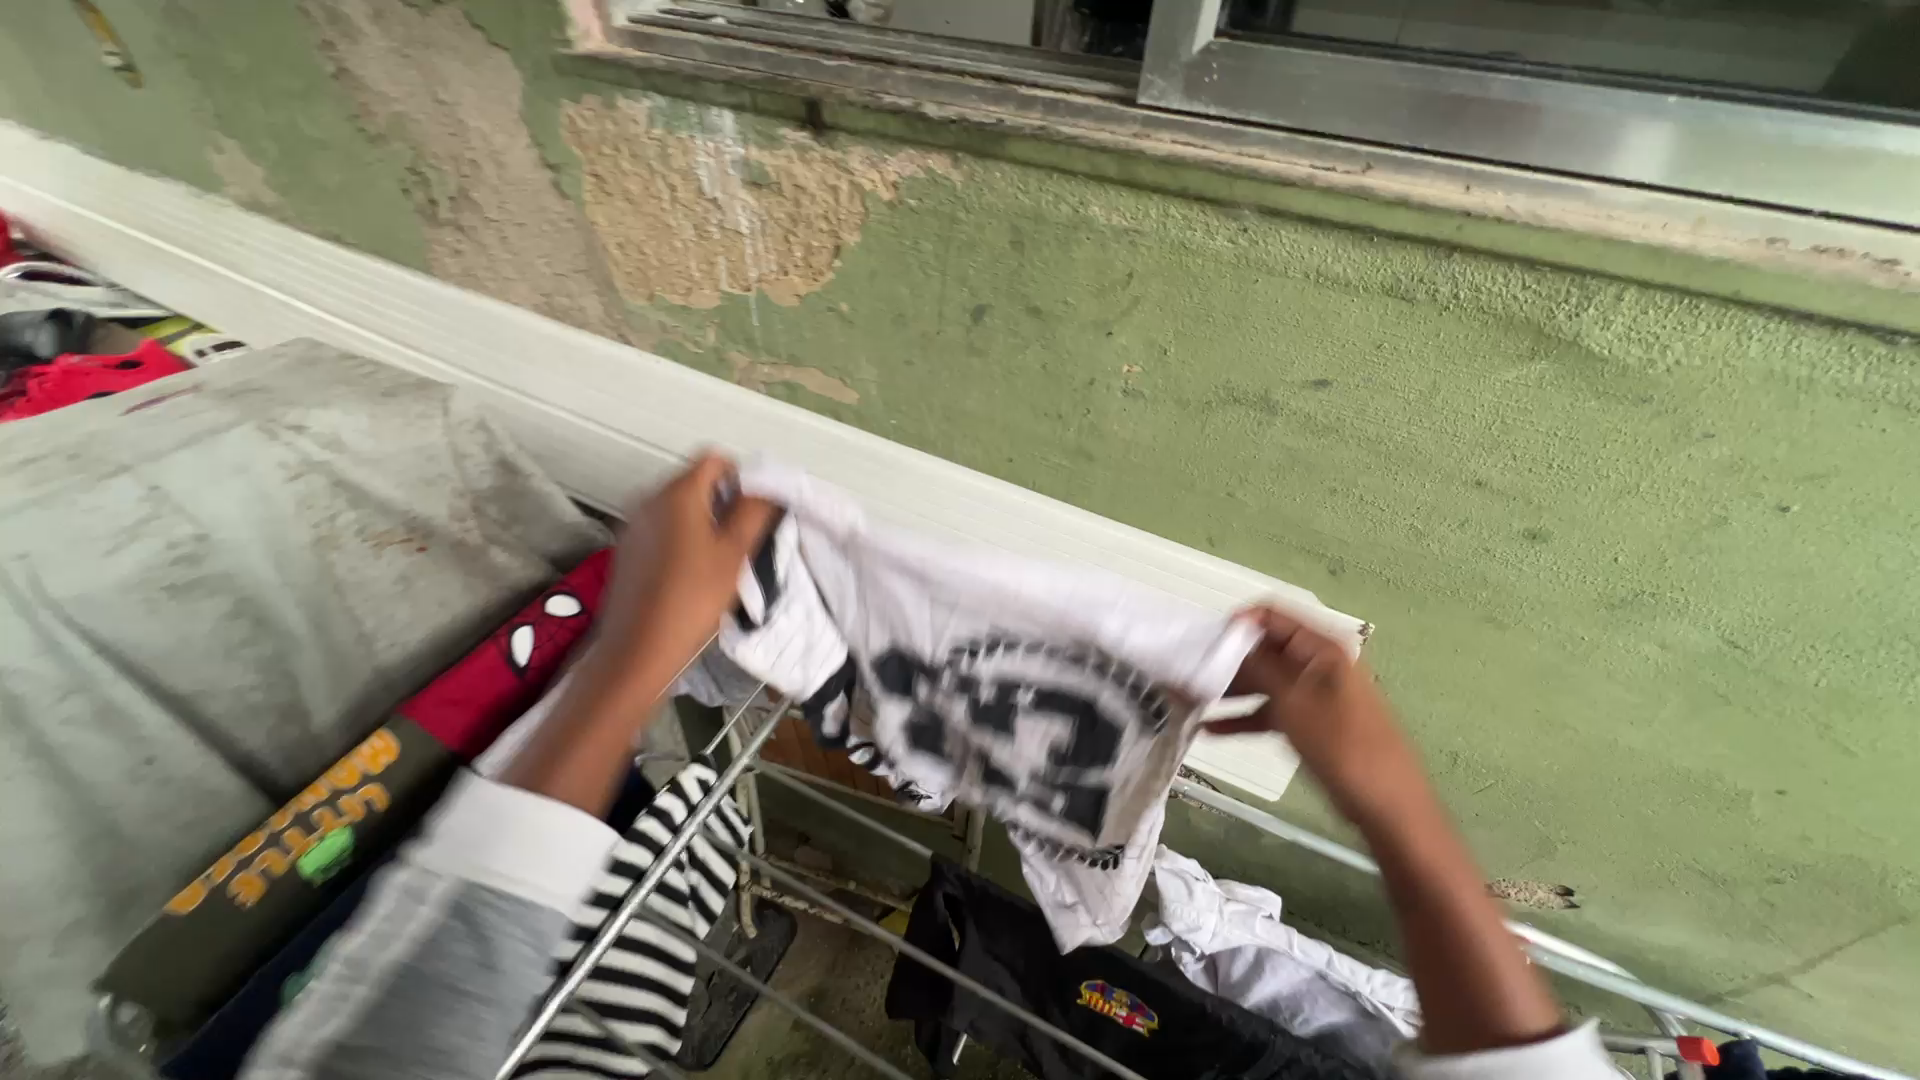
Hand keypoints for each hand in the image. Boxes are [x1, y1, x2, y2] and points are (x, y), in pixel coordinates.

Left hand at [589, 453, 778, 694]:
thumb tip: (768, 489)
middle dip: (724, 501)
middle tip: (744, 538)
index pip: (715, 459)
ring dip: (705, 521)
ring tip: (721, 560)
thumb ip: (755, 511)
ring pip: (679, 507)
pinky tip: (693, 573)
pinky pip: (662, 528)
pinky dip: (683, 538)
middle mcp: (648, 499)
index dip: (742, 477)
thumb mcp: (736, 552)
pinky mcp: (626, 549)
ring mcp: (632, 524)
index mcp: (677, 492)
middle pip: (695, 481)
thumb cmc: (693, 598)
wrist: (638, 648)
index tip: (756, 511)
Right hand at [1207, 608, 1422, 819]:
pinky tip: (1210, 729)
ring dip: (1229, 690)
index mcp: (1321, 648)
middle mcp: (1316, 663)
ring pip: (1262, 681)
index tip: (1204, 642)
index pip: (1271, 616)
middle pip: (1263, 649)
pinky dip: (1243, 717)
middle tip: (1189, 674)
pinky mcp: (1308, 721)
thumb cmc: (1343, 747)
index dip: (1236, 624)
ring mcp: (1311, 694)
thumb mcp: (1294, 702)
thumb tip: (1231, 641)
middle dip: (1226, 661)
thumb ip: (1259, 667)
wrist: (1387, 805)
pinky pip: (1268, 710)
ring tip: (1191, 700)